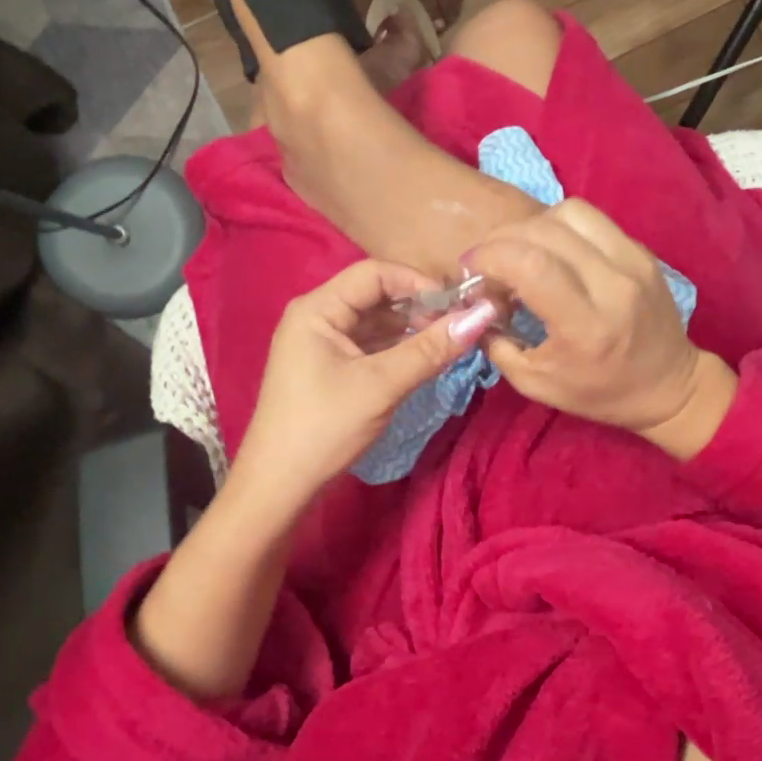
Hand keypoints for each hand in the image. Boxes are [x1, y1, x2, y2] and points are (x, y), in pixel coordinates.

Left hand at [235, 259, 497, 502]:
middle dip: (419, 306)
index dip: (418, 282)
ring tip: (452, 341)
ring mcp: (322, 343)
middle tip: (461, 323)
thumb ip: (431, 349)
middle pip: (376, 295)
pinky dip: (399, 348)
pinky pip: (371, 345)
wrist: (279, 486)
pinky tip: (428, 357)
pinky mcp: (330, 368)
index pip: (375, 273)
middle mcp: (317, 317)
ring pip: (376, 322)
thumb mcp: (381, 385)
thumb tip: (482, 315)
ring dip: (412, 328)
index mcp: (317, 309)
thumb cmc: (324, 427)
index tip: (458, 304)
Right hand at [465, 201, 728, 450]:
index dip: (491, 255)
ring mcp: (632, 261)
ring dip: (531, 226)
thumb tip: (472, 303)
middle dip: (502, 238)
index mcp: (586, 326)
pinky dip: (559, 226)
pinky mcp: (640, 250)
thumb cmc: (598, 392)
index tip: (470, 267)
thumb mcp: (535, 383)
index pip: (531, 265)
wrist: (668, 385)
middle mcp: (612, 285)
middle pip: (544, 231)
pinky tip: (549, 249)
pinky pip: (591, 219)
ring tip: (518, 249)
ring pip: (569, 213)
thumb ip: (496, 343)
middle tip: (486, 258)